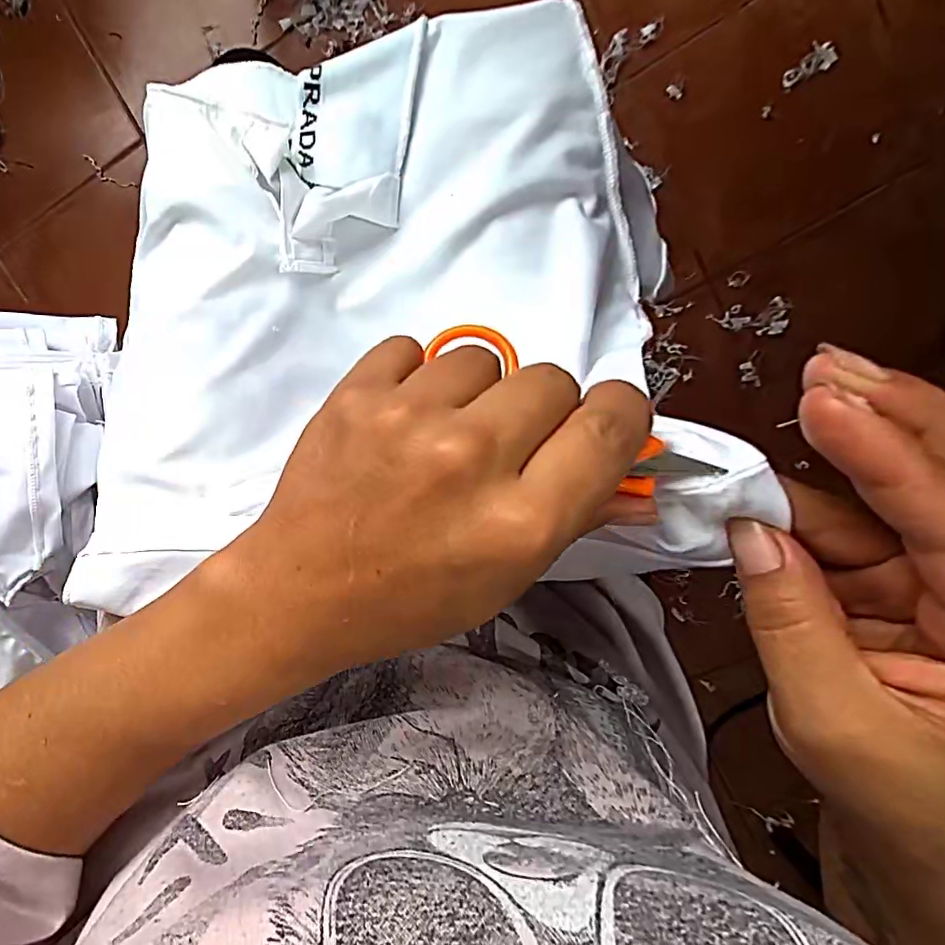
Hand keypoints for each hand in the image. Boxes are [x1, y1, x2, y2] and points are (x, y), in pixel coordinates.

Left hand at [226, 336, 652, 672]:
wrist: (302, 590)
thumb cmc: (413, 597)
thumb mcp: (507, 575)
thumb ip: (580, 516)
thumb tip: (642, 483)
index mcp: (519, 521)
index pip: (610, 424)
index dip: (620, 413)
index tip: (600, 420)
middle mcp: (470, 459)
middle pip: (552, 378)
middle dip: (543, 408)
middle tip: (506, 444)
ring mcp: (408, 418)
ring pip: (485, 357)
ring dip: (477, 391)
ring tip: (443, 432)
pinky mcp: (356, 393)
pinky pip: (415, 347)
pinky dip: (415, 376)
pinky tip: (401, 417)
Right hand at [730, 345, 944, 940]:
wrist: (927, 848)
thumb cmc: (905, 809)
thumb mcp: (832, 722)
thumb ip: (788, 616)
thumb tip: (752, 526)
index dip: (889, 456)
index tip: (825, 402)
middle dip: (908, 415)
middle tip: (836, 370)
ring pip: (943, 483)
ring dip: (872, 437)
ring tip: (816, 393)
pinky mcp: (940, 580)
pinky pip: (886, 516)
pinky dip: (834, 487)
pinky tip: (790, 468)